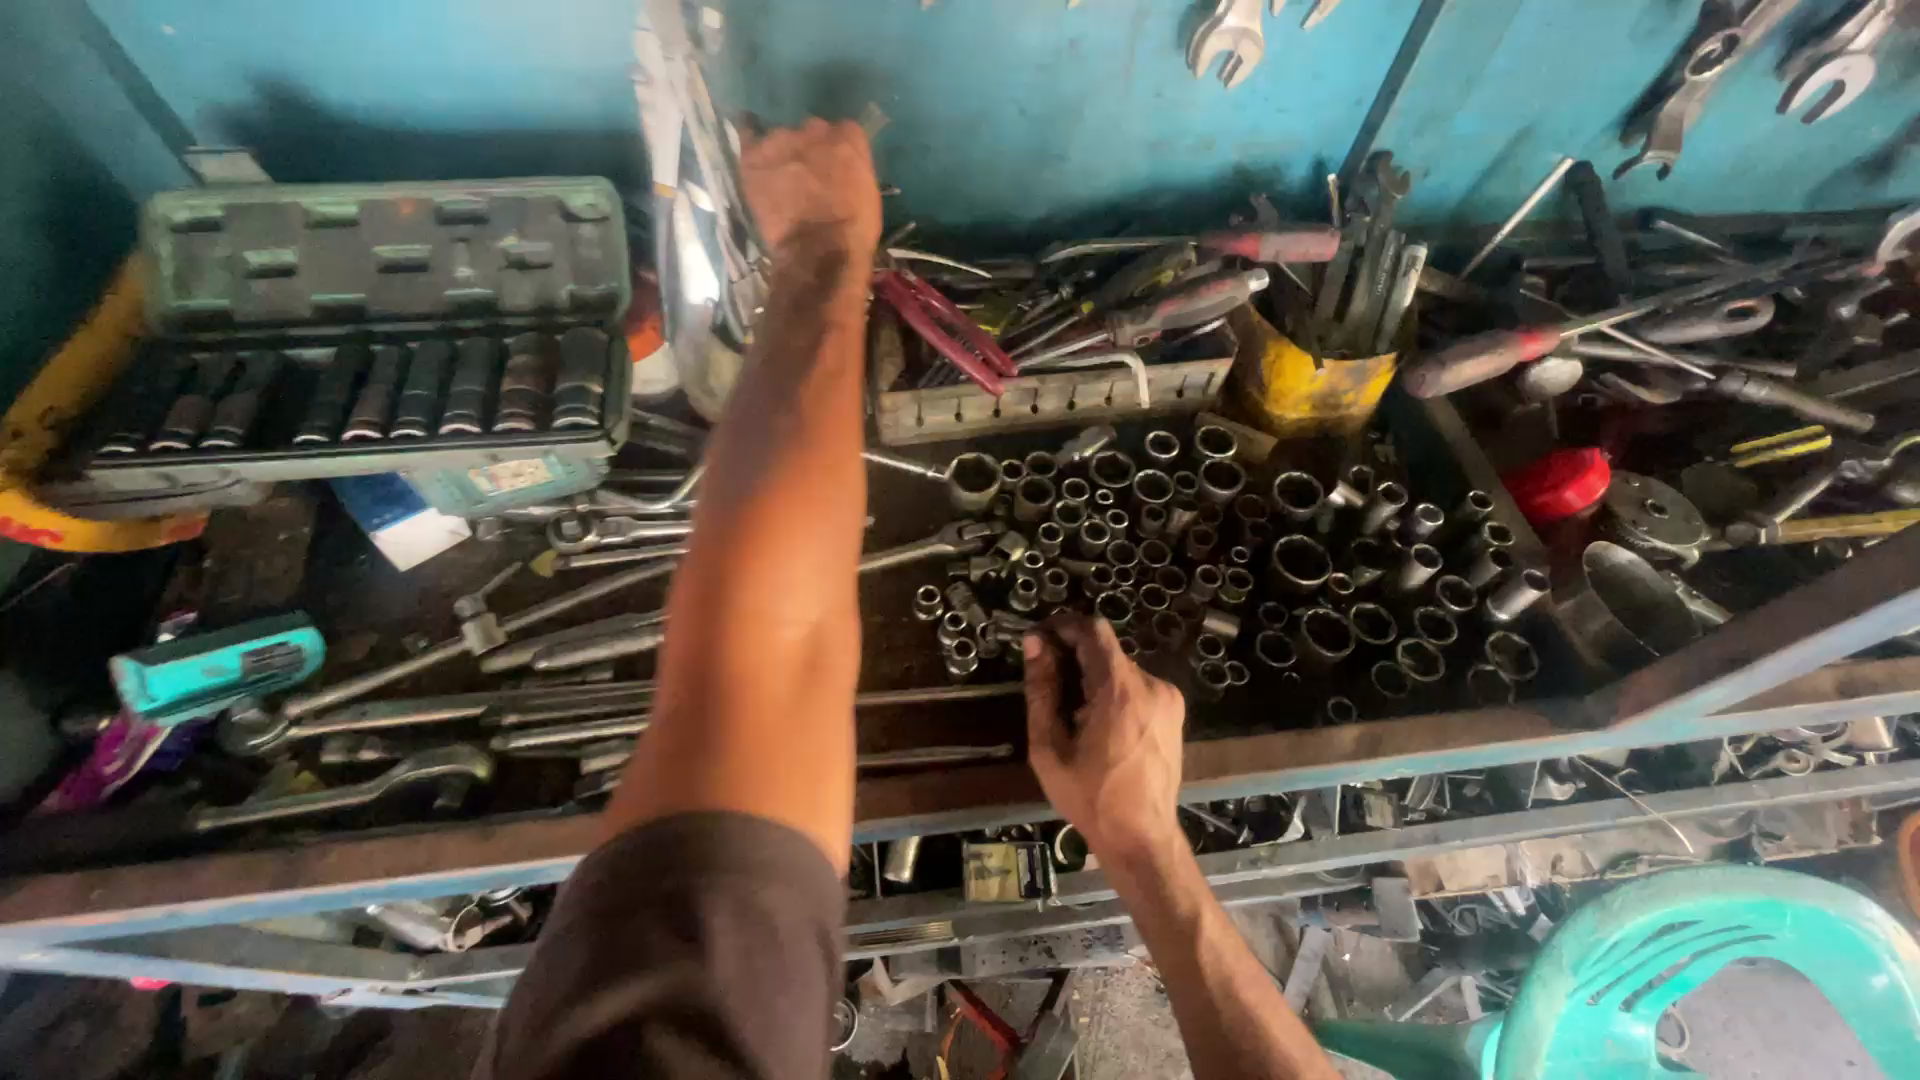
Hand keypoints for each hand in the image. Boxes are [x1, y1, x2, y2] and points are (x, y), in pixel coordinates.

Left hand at [739, 118, 881, 257]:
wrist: (819, 250)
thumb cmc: (853, 232)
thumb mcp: (869, 196)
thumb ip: (854, 172)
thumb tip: (842, 171)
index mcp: (849, 138)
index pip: (845, 131)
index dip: (840, 152)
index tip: (837, 169)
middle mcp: (815, 130)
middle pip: (812, 130)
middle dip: (812, 150)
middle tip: (809, 177)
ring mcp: (781, 140)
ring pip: (781, 138)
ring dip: (783, 154)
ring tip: (781, 180)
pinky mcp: (753, 157)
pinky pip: (748, 136)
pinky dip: (751, 145)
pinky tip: (755, 158)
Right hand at [1023, 614, 1186, 863]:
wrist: (1141, 838)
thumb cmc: (1089, 796)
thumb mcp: (1049, 746)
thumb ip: (1041, 689)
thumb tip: (1034, 643)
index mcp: (1120, 690)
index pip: (1093, 630)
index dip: (1062, 625)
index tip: (1038, 638)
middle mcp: (1152, 685)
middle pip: (1105, 650)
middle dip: (1073, 657)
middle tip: (1048, 684)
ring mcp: (1168, 698)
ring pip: (1120, 668)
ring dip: (1093, 677)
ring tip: (1072, 714)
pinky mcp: (1174, 712)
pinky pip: (1136, 687)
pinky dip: (1113, 693)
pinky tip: (1099, 725)